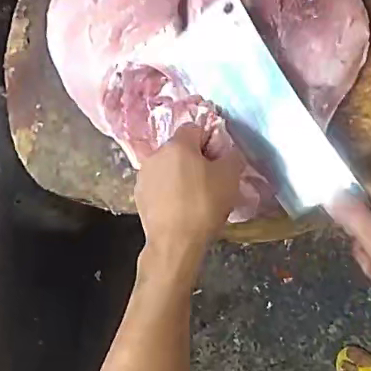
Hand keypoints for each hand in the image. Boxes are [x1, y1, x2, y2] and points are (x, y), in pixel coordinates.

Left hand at [135, 124, 242, 248]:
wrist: (174, 242)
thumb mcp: (230, 177)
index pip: (195, 128)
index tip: (219, 161)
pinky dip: (169, 192)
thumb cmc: (203, 205)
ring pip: (168, 168)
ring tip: (194, 198)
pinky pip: (159, 186)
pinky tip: (179, 209)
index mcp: (177, 145)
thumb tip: (227, 153)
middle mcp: (156, 155)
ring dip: (180, 176)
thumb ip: (232, 156)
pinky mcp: (138, 195)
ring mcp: (144, 175)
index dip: (210, 141)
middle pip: (180, 149)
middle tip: (211, 180)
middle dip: (195, 160)